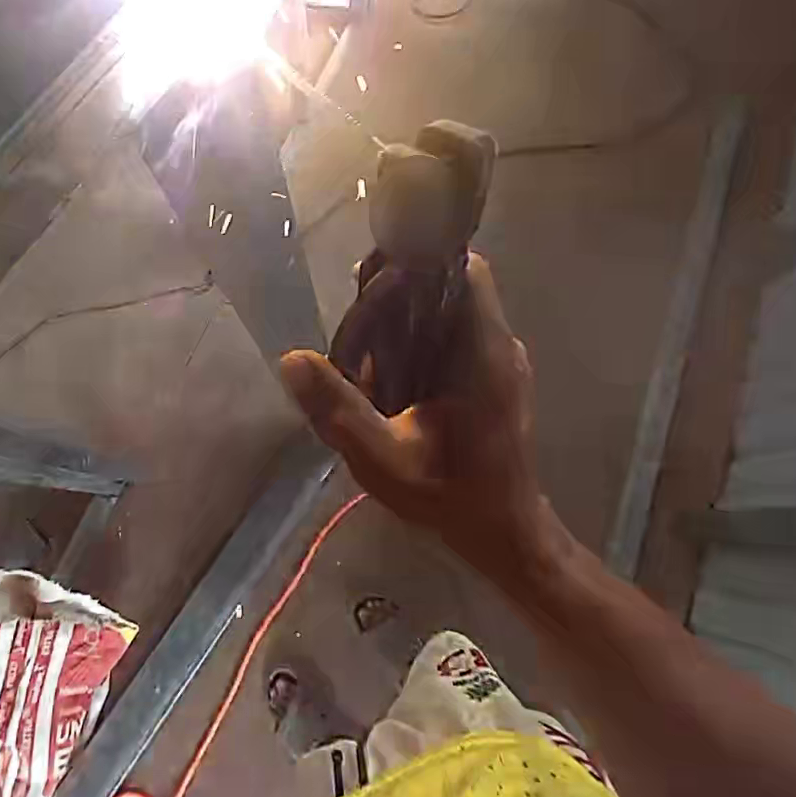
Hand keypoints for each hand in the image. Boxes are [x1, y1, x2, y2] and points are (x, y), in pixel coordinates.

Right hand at [278, 255, 571, 584]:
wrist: (503, 533)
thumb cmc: (450, 496)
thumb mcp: (384, 460)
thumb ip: (340, 410)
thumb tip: (292, 360)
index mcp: (481, 353)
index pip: (463, 270)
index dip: (416, 263)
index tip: (368, 287)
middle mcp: (494, 343)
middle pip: (443, 283)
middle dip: (391, 299)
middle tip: (352, 344)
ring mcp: (493, 356)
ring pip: (440, 307)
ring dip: (396, 323)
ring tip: (362, 366)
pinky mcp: (485, 371)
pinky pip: (443, 333)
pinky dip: (408, 341)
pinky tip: (381, 379)